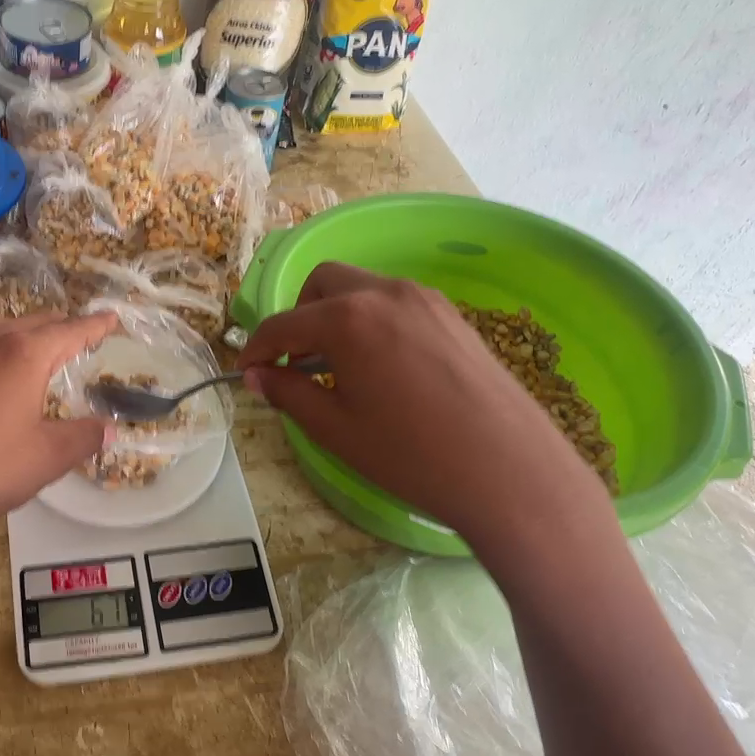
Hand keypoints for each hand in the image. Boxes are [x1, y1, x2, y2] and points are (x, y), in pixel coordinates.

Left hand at [0, 313, 116, 554]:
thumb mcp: (47, 458)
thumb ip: (83, 438)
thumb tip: (109, 428)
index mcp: (24, 355)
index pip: (70, 331)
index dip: (95, 326)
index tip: (113, 318)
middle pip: (34, 324)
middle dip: (61, 327)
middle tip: (81, 338)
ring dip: (24, 336)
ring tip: (38, 351)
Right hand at [237, 263, 613, 550]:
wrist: (509, 471)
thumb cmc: (411, 455)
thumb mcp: (335, 429)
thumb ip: (288, 393)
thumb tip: (256, 376)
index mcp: (347, 318)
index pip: (283, 323)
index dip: (256, 349)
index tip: (246, 373)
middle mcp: (385, 293)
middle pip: (322, 284)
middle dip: (298, 316)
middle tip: (294, 363)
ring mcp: (425, 300)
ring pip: (361, 288)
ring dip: (335, 316)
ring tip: (337, 368)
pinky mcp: (452, 316)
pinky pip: (395, 304)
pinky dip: (370, 321)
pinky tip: (379, 368)